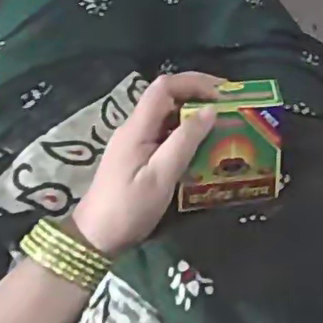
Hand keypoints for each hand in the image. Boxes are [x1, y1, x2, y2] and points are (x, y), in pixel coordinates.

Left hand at [72, 72, 223, 254]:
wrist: (94, 240)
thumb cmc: (128, 208)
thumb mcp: (162, 175)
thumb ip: (186, 140)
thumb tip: (211, 110)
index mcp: (138, 126)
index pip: (165, 86)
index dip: (194, 82)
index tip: (222, 93)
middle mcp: (135, 127)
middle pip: (167, 96)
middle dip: (199, 94)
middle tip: (228, 105)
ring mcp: (135, 140)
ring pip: (167, 114)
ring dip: (194, 113)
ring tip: (222, 123)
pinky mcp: (138, 154)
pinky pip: (165, 132)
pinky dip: (186, 131)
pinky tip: (202, 145)